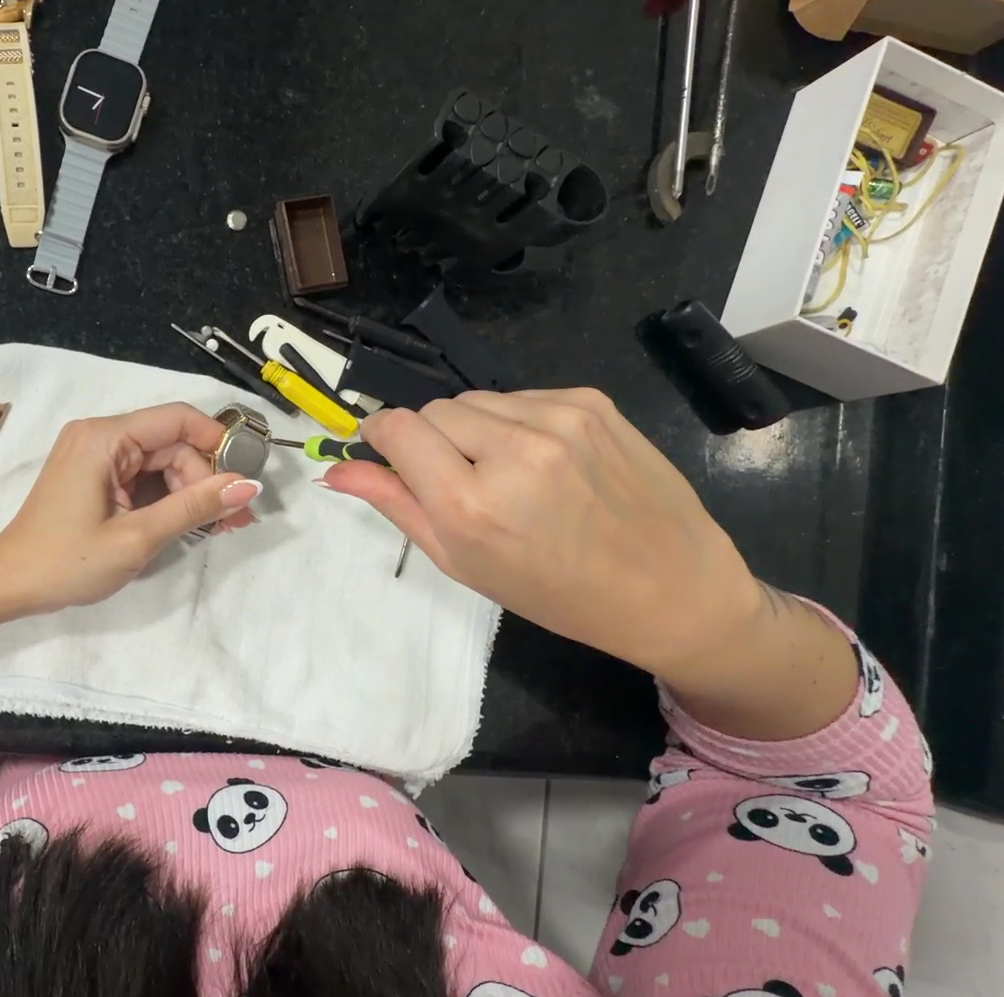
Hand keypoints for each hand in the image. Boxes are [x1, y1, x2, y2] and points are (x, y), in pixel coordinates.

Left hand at [0, 404, 261, 614]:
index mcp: (103, 438)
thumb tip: (250, 486)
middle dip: (205, 479)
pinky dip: (166, 498)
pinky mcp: (92, 475)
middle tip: (234, 521)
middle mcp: (98, 435)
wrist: (9, 585)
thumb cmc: (67, 563)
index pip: (177, 420)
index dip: (217, 445)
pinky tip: (187, 523)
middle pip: (171, 443)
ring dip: (189, 492)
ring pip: (160, 462)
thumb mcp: (137, 538)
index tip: (244, 481)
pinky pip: (142, 476)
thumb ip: (194, 507)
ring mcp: (93, 455)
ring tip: (217, 528)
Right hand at [321, 389, 763, 679]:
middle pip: (431, 410)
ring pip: (474, 400)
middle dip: (429, 439)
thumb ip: (395, 505)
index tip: (388, 455)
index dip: (380, 437)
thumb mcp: (461, 561)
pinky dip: (514, 423)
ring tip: (504, 473)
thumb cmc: (553, 592)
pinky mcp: (592, 401)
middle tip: (457, 482)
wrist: (668, 587)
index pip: (396, 428)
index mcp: (471, 503)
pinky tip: (542, 461)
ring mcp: (558, 418)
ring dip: (471, 429)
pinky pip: (520, 397)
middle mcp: (512, 449)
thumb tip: (334, 470)